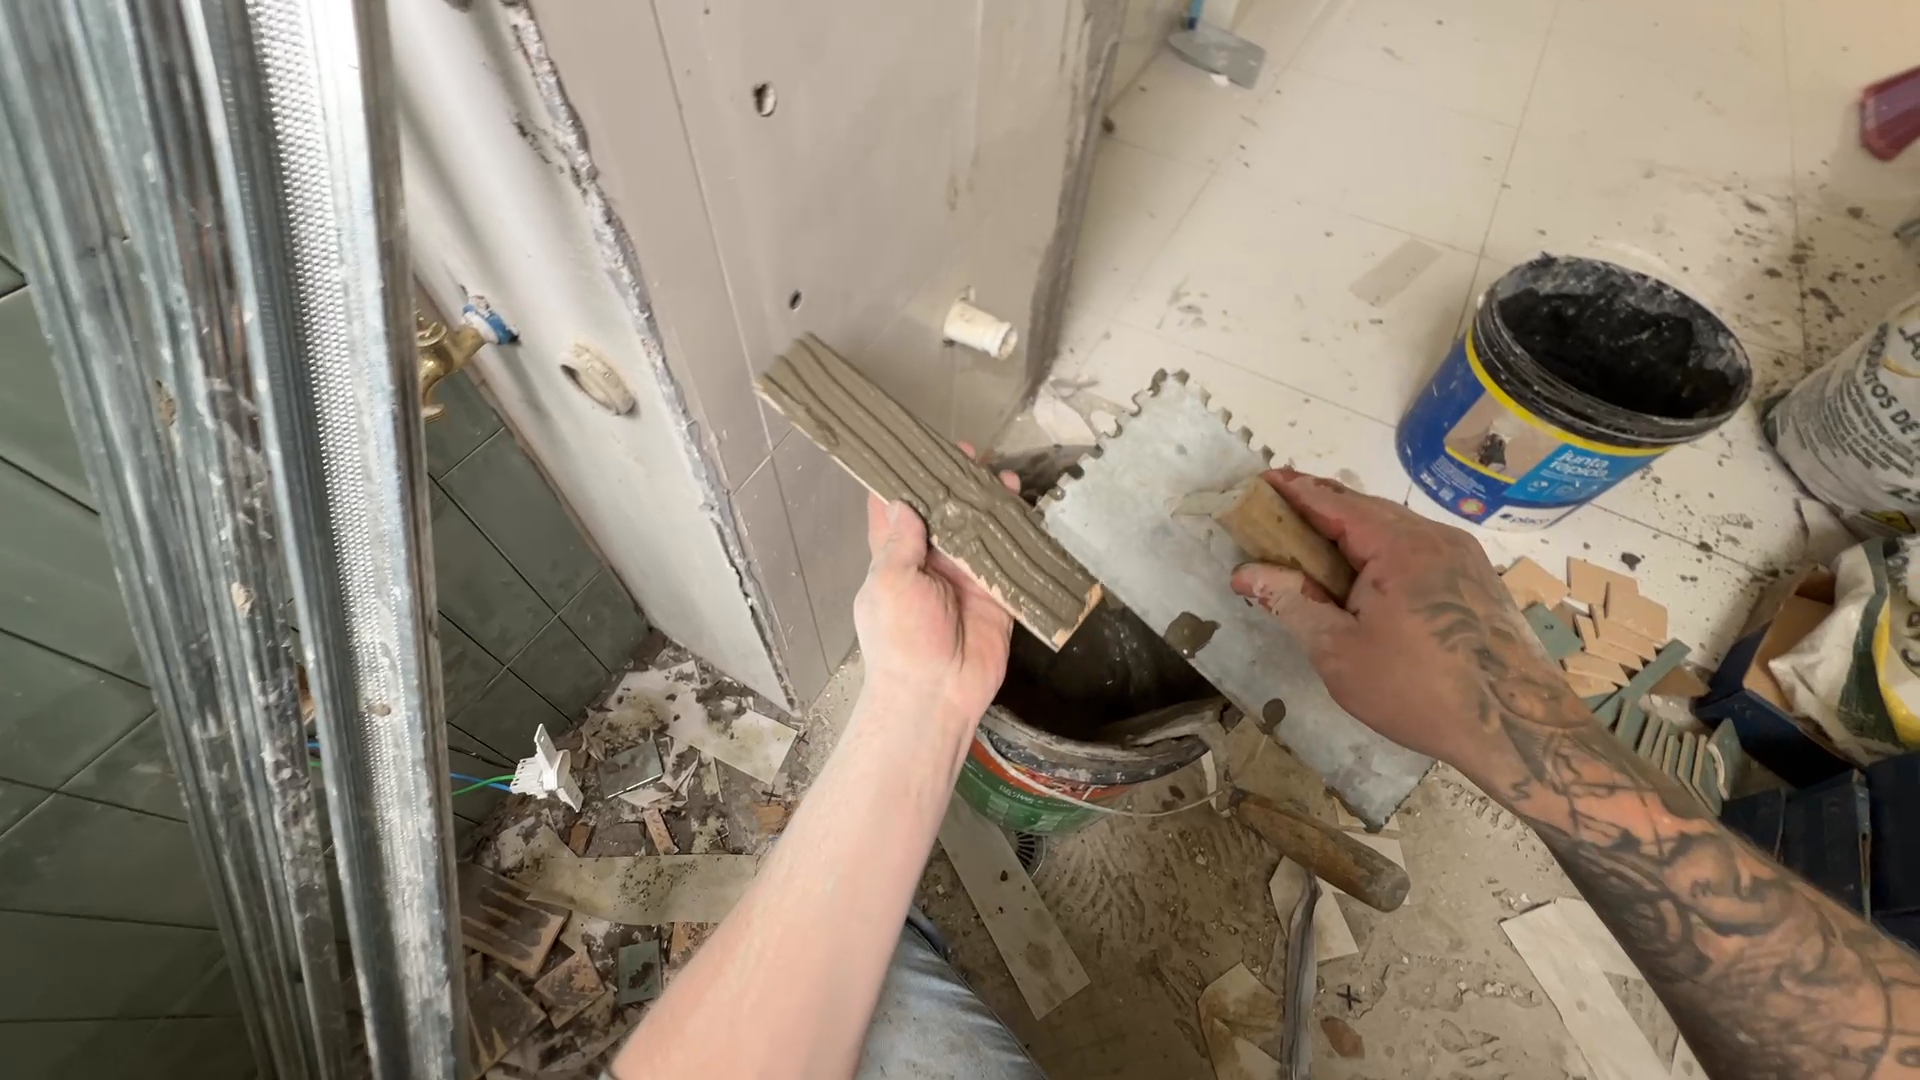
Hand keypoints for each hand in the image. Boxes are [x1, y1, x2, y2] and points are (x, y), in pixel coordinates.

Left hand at [852, 460, 1018, 738]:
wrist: (935, 695)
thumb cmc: (901, 639)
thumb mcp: (890, 584)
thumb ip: (900, 543)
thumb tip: (902, 503)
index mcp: (895, 560)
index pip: (893, 513)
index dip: (902, 481)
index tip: (913, 450)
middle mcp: (930, 563)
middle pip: (944, 515)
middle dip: (955, 486)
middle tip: (971, 456)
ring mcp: (965, 578)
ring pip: (979, 532)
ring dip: (989, 505)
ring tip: (1002, 477)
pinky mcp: (995, 594)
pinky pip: (1007, 559)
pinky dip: (1016, 535)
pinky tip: (1023, 509)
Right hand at [1228, 469, 1575, 774]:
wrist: (1519, 730)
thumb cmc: (1416, 689)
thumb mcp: (1337, 649)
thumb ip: (1290, 601)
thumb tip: (1244, 573)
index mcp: (1399, 546)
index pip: (1335, 503)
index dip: (1294, 491)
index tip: (1261, 481)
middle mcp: (1435, 538)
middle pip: (1364, 508)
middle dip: (1318, 505)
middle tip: (1276, 510)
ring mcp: (1461, 556)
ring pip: (1391, 527)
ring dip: (1347, 527)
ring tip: (1309, 540)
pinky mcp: (1472, 579)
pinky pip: (1413, 547)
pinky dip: (1375, 546)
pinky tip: (1358, 569)